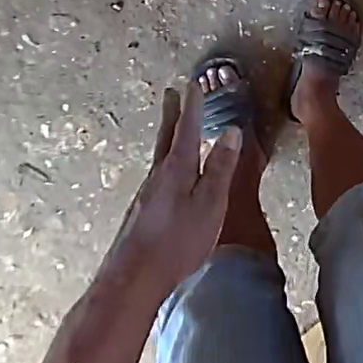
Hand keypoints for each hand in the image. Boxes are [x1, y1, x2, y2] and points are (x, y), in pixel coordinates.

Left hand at [96, 82, 241, 302]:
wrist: (133, 278)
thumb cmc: (177, 242)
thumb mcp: (209, 204)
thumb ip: (219, 168)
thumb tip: (230, 132)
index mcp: (177, 168)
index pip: (187, 129)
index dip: (192, 106)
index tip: (192, 84)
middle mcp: (158, 174)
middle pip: (167, 136)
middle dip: (172, 113)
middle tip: (171, 93)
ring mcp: (147, 192)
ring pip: (160, 154)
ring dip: (167, 135)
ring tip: (171, 126)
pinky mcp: (142, 210)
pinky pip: (158, 174)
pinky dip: (165, 160)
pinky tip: (167, 173)